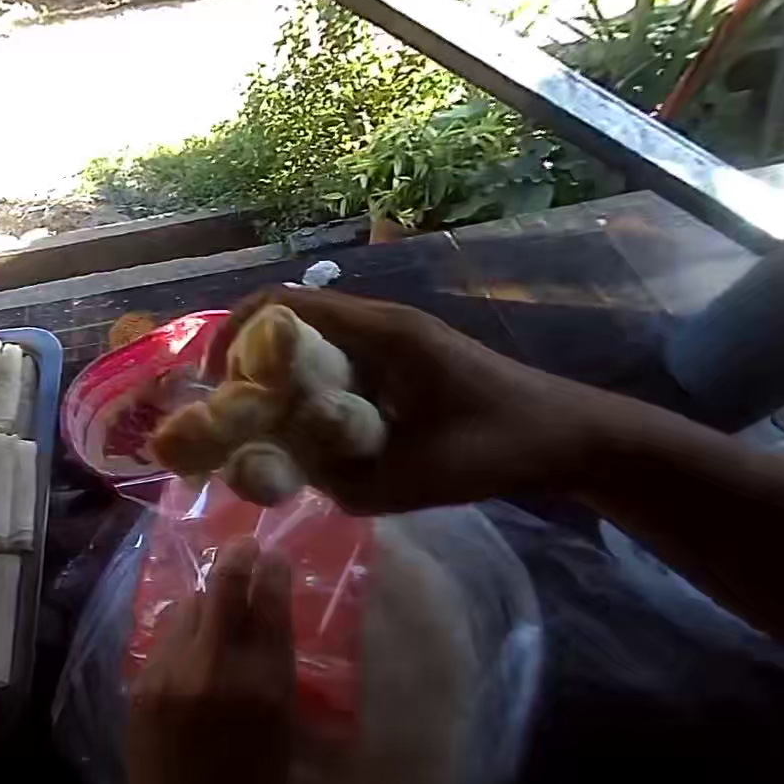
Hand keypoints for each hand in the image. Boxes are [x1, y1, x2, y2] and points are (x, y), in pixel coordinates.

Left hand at [90, 537, 294, 783]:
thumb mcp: (281, 735)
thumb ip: (272, 671)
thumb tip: (263, 619)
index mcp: (263, 688)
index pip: (270, 607)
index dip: (272, 572)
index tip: (274, 553)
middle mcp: (214, 667)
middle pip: (223, 587)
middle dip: (235, 557)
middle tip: (244, 543)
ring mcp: (169, 670)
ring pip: (188, 606)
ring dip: (205, 597)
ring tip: (216, 596)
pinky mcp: (141, 680)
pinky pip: (166, 635)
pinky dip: (183, 630)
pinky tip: (191, 639)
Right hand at [205, 287, 625, 513]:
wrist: (568, 436)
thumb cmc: (497, 449)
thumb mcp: (412, 479)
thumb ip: (340, 480)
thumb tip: (280, 472)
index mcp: (379, 333)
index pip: (283, 303)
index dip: (234, 331)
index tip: (214, 378)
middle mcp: (376, 324)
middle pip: (285, 317)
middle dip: (245, 356)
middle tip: (228, 408)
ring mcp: (386, 338)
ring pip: (305, 338)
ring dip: (271, 370)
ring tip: (255, 419)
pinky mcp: (393, 356)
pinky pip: (329, 356)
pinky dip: (300, 381)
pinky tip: (300, 422)